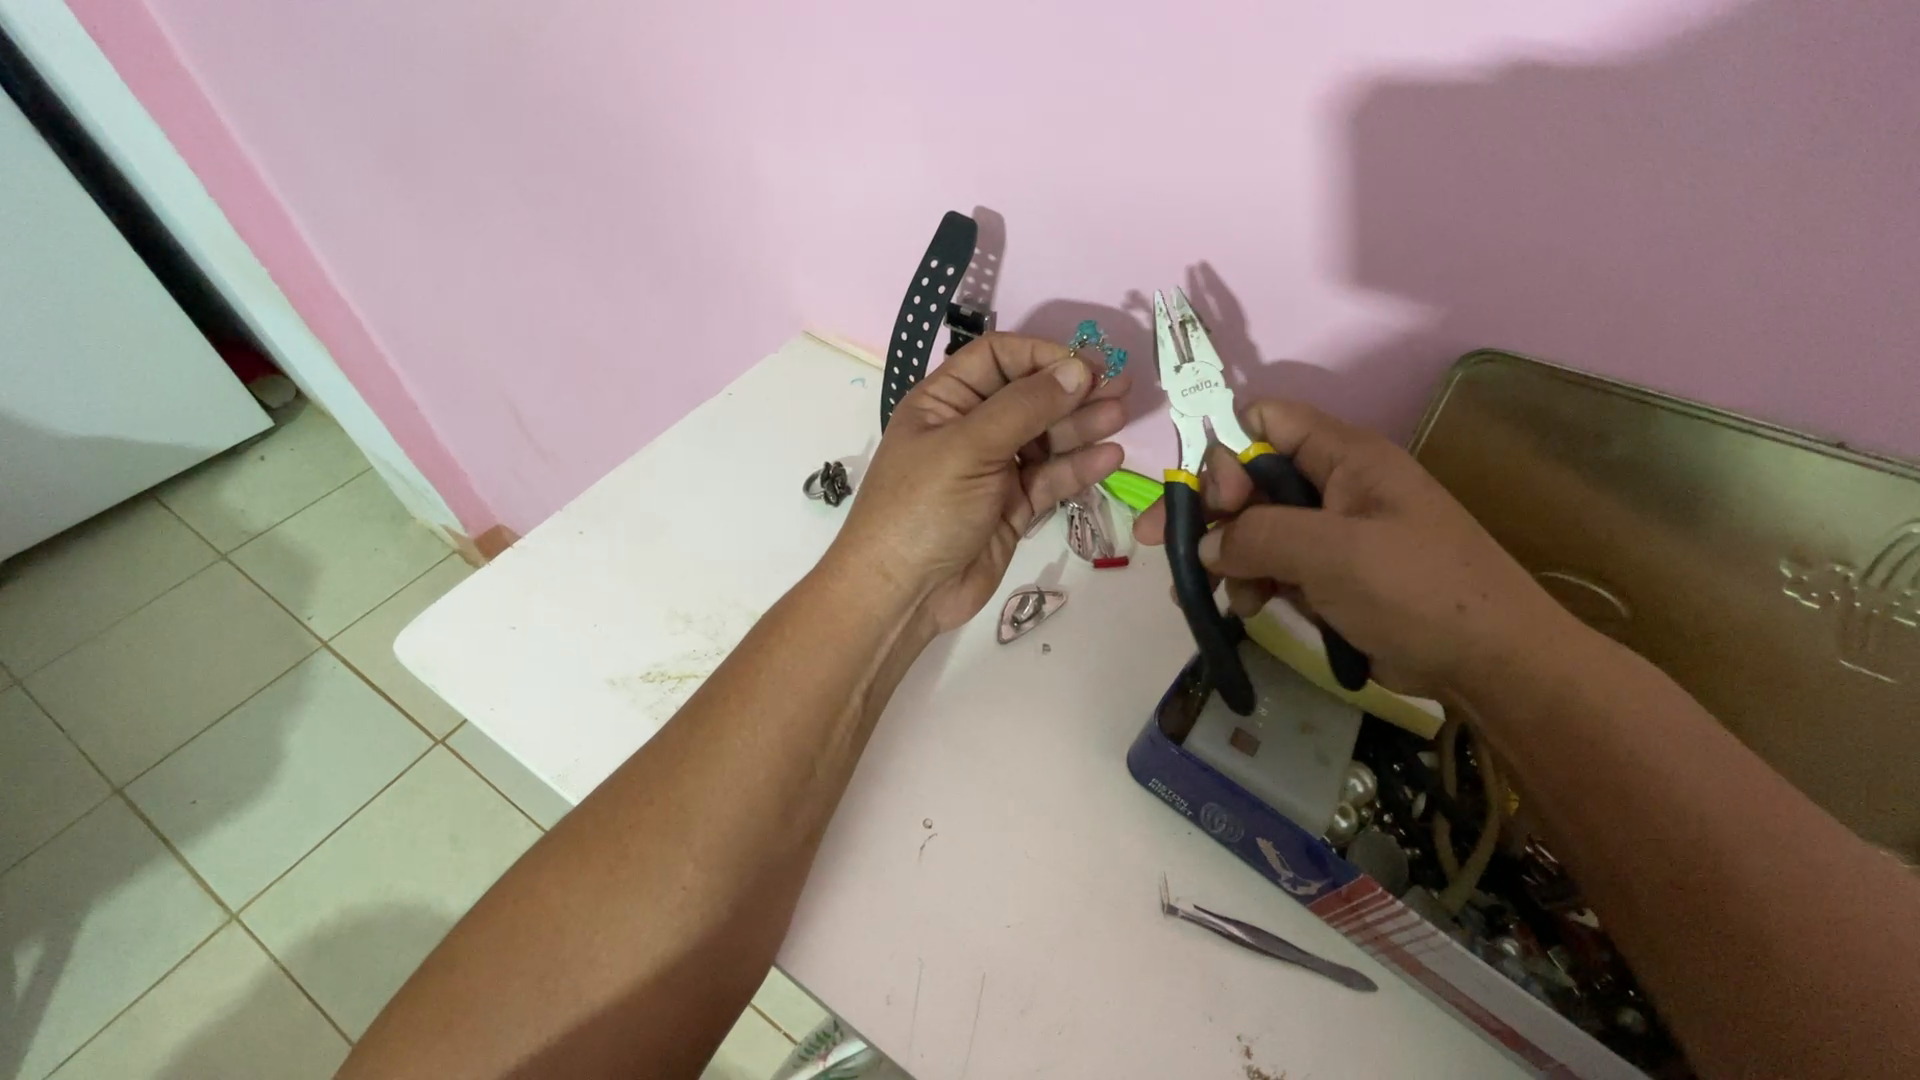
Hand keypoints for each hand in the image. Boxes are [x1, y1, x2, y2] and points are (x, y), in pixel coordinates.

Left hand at [829, 333, 1131, 633]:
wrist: (904, 593)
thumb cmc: (922, 508)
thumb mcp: (968, 447)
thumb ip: (1025, 407)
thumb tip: (1078, 369)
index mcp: (944, 402)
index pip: (997, 359)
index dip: (1040, 356)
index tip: (1083, 365)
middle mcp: (970, 429)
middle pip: (1029, 397)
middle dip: (1071, 390)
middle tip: (1120, 385)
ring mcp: (994, 470)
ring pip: (1045, 438)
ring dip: (1081, 426)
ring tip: (1119, 416)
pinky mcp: (1014, 507)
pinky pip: (1050, 478)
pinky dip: (1078, 467)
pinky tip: (1108, 457)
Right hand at [1133, 399, 1574, 694]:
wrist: (1489, 662)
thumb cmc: (1418, 590)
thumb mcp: (1333, 552)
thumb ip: (1258, 536)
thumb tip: (1205, 546)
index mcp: (1344, 456)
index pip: (1265, 421)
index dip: (1226, 449)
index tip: (1214, 500)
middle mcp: (1332, 485)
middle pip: (1247, 477)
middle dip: (1204, 509)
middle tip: (1156, 540)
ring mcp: (1329, 532)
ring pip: (1251, 526)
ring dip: (1221, 555)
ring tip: (1201, 592)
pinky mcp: (1327, 574)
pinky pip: (1269, 564)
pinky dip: (1245, 582)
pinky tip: (1240, 609)